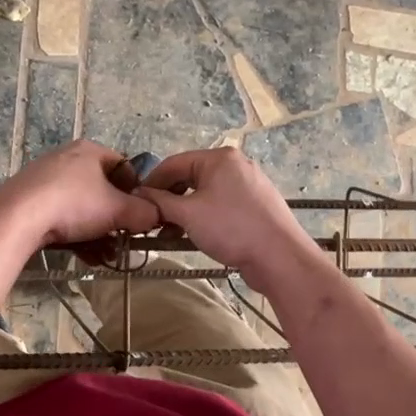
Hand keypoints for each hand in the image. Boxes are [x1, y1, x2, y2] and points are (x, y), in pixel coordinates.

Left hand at [0, 140, 161, 246]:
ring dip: (99, 233)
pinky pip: (62, 218)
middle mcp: (67, 159)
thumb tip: (157, 216)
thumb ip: (143, 212)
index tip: (142, 216)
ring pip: (82, 208)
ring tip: (108, 256)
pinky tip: (87, 257)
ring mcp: (45, 180)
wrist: (18, 217)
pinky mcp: (30, 202)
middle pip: (102, 190)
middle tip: (125, 240)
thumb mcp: (117, 209)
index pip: (124, 167)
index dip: (138, 192)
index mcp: (90, 151)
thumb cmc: (74, 203)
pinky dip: (78, 236)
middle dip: (116, 219)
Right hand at [135, 148, 311, 274]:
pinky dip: (202, 217)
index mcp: (219, 158)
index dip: (151, 183)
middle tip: (151, 221)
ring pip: (204, 194)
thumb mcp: (188, 214)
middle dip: (168, 199)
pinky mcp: (254, 206)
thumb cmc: (231, 228)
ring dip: (183, 212)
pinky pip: (219, 206)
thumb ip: (160, 202)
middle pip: (189, 177)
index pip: (173, 163)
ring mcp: (247, 186)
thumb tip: (139, 195)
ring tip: (168, 232)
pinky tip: (193, 235)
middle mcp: (234, 165)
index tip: (134, 202)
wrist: (280, 258)